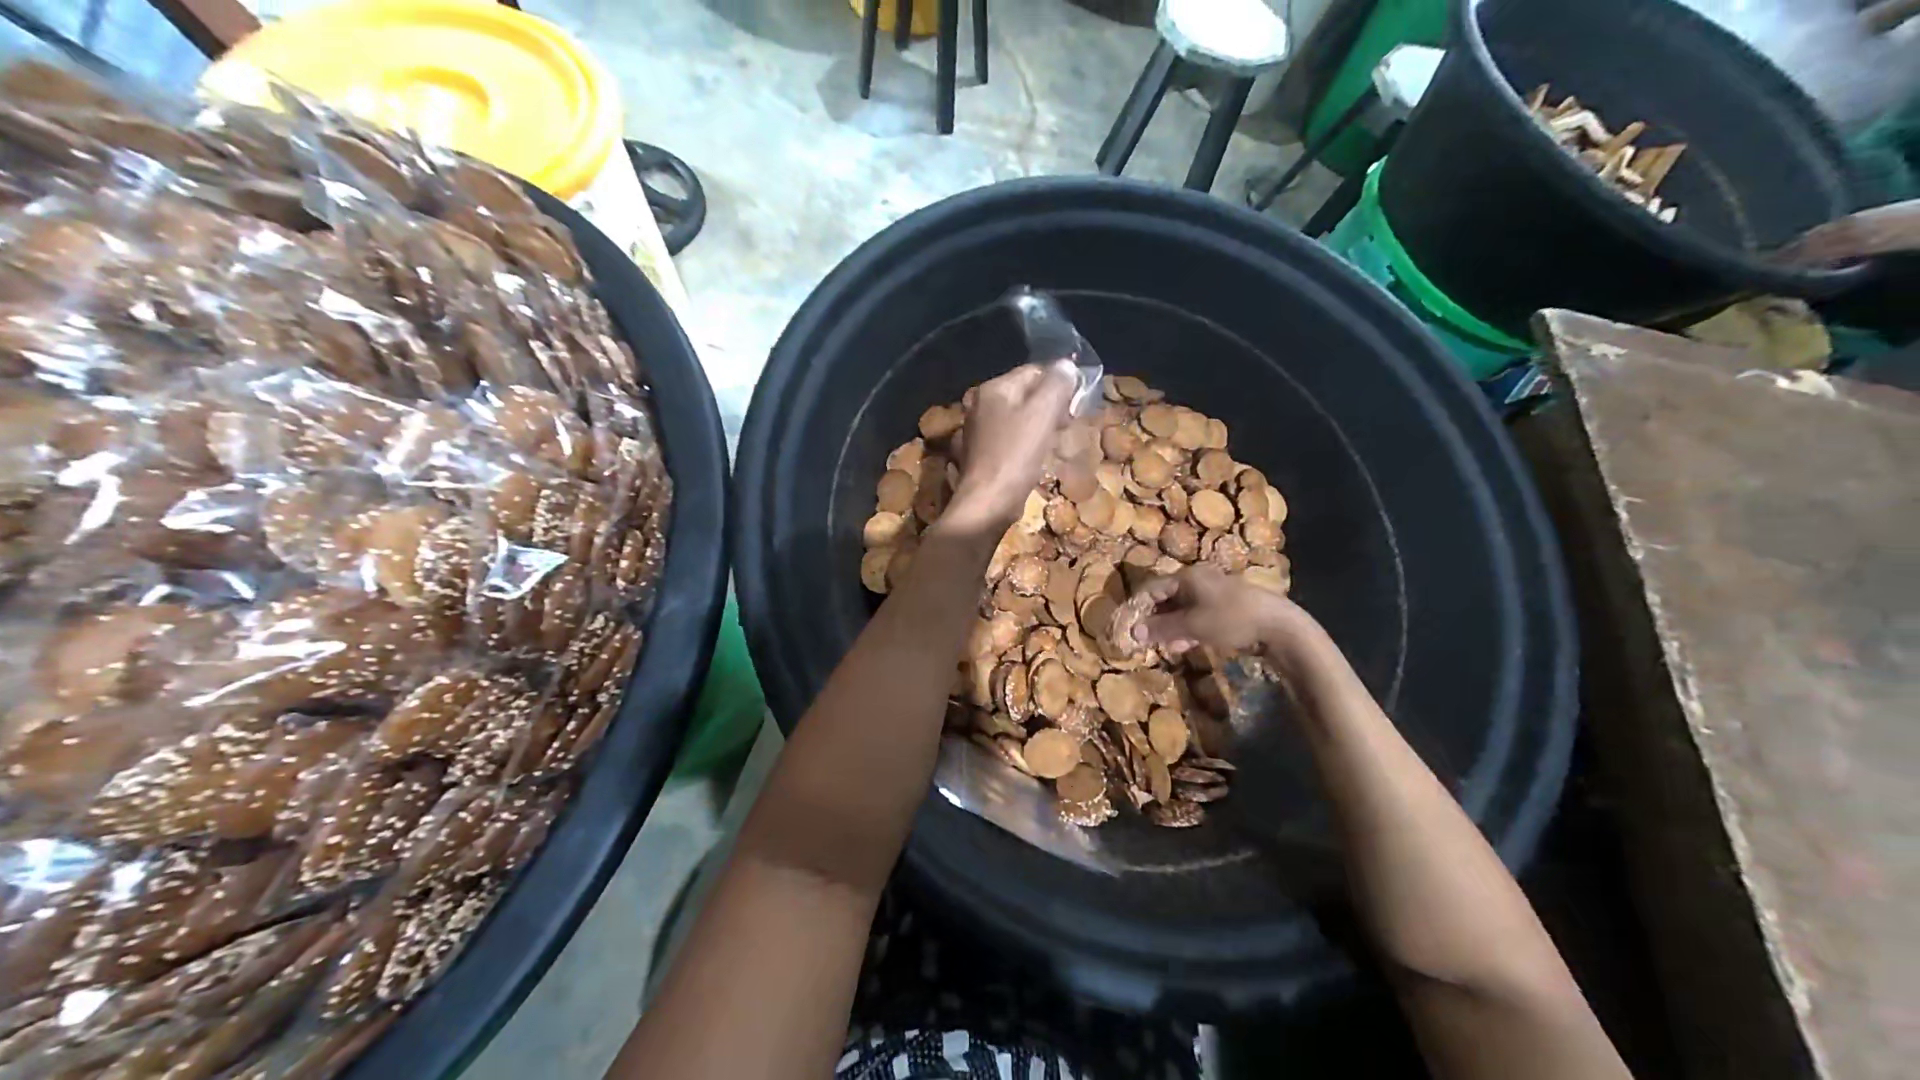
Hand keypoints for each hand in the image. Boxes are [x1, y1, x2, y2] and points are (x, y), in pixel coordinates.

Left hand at [942, 360, 1077, 532]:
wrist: (988, 503)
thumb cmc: (1016, 455)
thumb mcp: (1043, 413)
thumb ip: (1057, 384)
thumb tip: (1067, 365)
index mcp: (993, 388)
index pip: (1034, 371)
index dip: (1060, 384)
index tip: (1076, 404)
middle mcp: (980, 404)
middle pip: (1026, 394)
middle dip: (1051, 406)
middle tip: (1068, 424)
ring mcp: (978, 429)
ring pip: (1019, 417)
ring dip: (1041, 425)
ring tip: (1056, 441)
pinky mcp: (981, 453)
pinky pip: (1011, 437)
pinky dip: (1027, 442)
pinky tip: (1037, 456)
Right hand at [1130, 564, 1323, 660]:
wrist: (1277, 625)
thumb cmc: (1230, 619)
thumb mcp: (1191, 626)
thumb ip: (1161, 628)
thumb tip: (1133, 632)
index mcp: (1187, 576)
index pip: (1152, 588)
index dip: (1138, 607)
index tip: (1129, 626)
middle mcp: (1198, 579)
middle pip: (1166, 598)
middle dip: (1155, 619)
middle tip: (1145, 639)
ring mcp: (1213, 593)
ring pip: (1182, 608)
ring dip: (1171, 627)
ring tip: (1165, 646)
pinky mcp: (1225, 607)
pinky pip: (1197, 615)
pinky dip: (1187, 628)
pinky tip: (1185, 645)